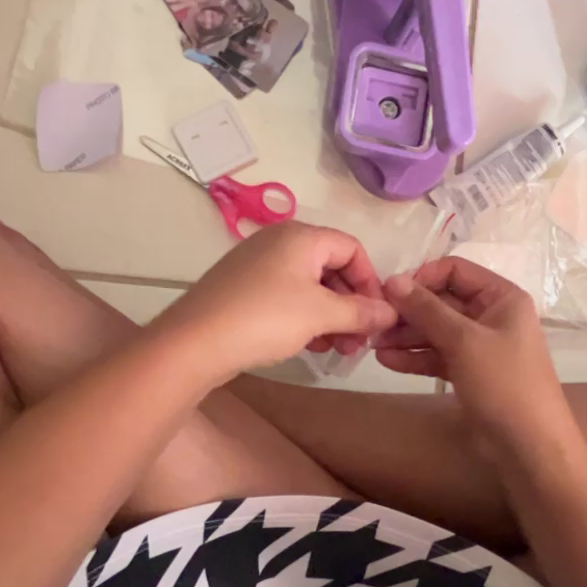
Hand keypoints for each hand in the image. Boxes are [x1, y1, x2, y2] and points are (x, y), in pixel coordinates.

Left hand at [153, 222, 396, 381]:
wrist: (195, 342)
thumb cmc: (265, 319)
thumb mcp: (321, 315)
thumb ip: (361, 312)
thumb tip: (390, 313)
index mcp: (301, 237)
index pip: (352, 249)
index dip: (370, 282)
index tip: (377, 317)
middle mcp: (280, 242)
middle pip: (331, 267)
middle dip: (352, 305)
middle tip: (360, 341)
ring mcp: (258, 264)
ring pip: (310, 286)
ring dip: (331, 316)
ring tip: (338, 350)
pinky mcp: (244, 288)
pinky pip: (287, 297)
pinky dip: (306, 318)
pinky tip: (311, 345)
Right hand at [375, 257, 580, 453]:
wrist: (528, 445)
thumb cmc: (503, 383)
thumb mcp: (464, 341)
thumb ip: (427, 310)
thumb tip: (392, 280)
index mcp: (502, 297)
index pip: (456, 270)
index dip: (422, 278)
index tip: (390, 293)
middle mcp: (492, 316)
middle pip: (443, 302)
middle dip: (409, 311)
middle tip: (376, 322)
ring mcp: (480, 347)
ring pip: (437, 331)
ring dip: (406, 335)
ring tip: (373, 344)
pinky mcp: (470, 373)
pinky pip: (438, 356)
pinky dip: (414, 357)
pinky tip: (386, 360)